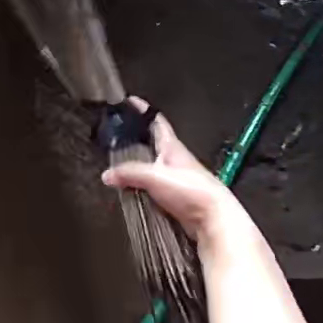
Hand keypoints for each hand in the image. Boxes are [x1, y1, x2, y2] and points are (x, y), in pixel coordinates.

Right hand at [101, 100, 252, 253]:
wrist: (215, 221)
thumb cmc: (192, 191)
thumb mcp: (154, 176)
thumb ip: (129, 173)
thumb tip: (108, 174)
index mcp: (172, 147)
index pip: (157, 121)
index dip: (144, 110)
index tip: (131, 101)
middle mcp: (175, 160)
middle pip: (153, 144)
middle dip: (137, 140)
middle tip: (118, 137)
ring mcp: (177, 179)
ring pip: (153, 167)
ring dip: (138, 166)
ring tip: (119, 167)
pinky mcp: (177, 198)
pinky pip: (154, 187)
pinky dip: (142, 187)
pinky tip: (133, 191)